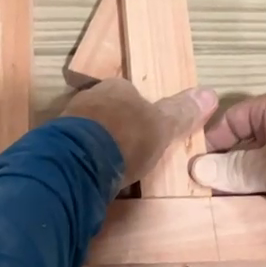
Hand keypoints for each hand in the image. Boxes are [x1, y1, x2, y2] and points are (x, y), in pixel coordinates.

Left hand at [62, 79, 217, 187]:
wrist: (77, 164)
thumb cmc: (126, 139)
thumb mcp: (162, 127)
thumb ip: (182, 113)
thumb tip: (211, 92)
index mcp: (116, 88)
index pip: (132, 94)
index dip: (142, 113)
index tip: (149, 134)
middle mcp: (89, 98)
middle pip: (109, 112)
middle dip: (119, 131)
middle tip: (132, 155)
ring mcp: (67, 122)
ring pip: (90, 132)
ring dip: (100, 147)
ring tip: (113, 171)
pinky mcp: (54, 146)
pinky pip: (76, 151)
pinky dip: (85, 162)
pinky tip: (93, 178)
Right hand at [191, 88, 265, 220]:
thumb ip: (233, 169)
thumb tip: (196, 168)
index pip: (231, 120)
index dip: (210, 144)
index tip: (192, 171)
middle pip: (248, 141)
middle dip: (229, 165)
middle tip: (206, 192)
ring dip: (251, 181)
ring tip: (229, 203)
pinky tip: (263, 206)